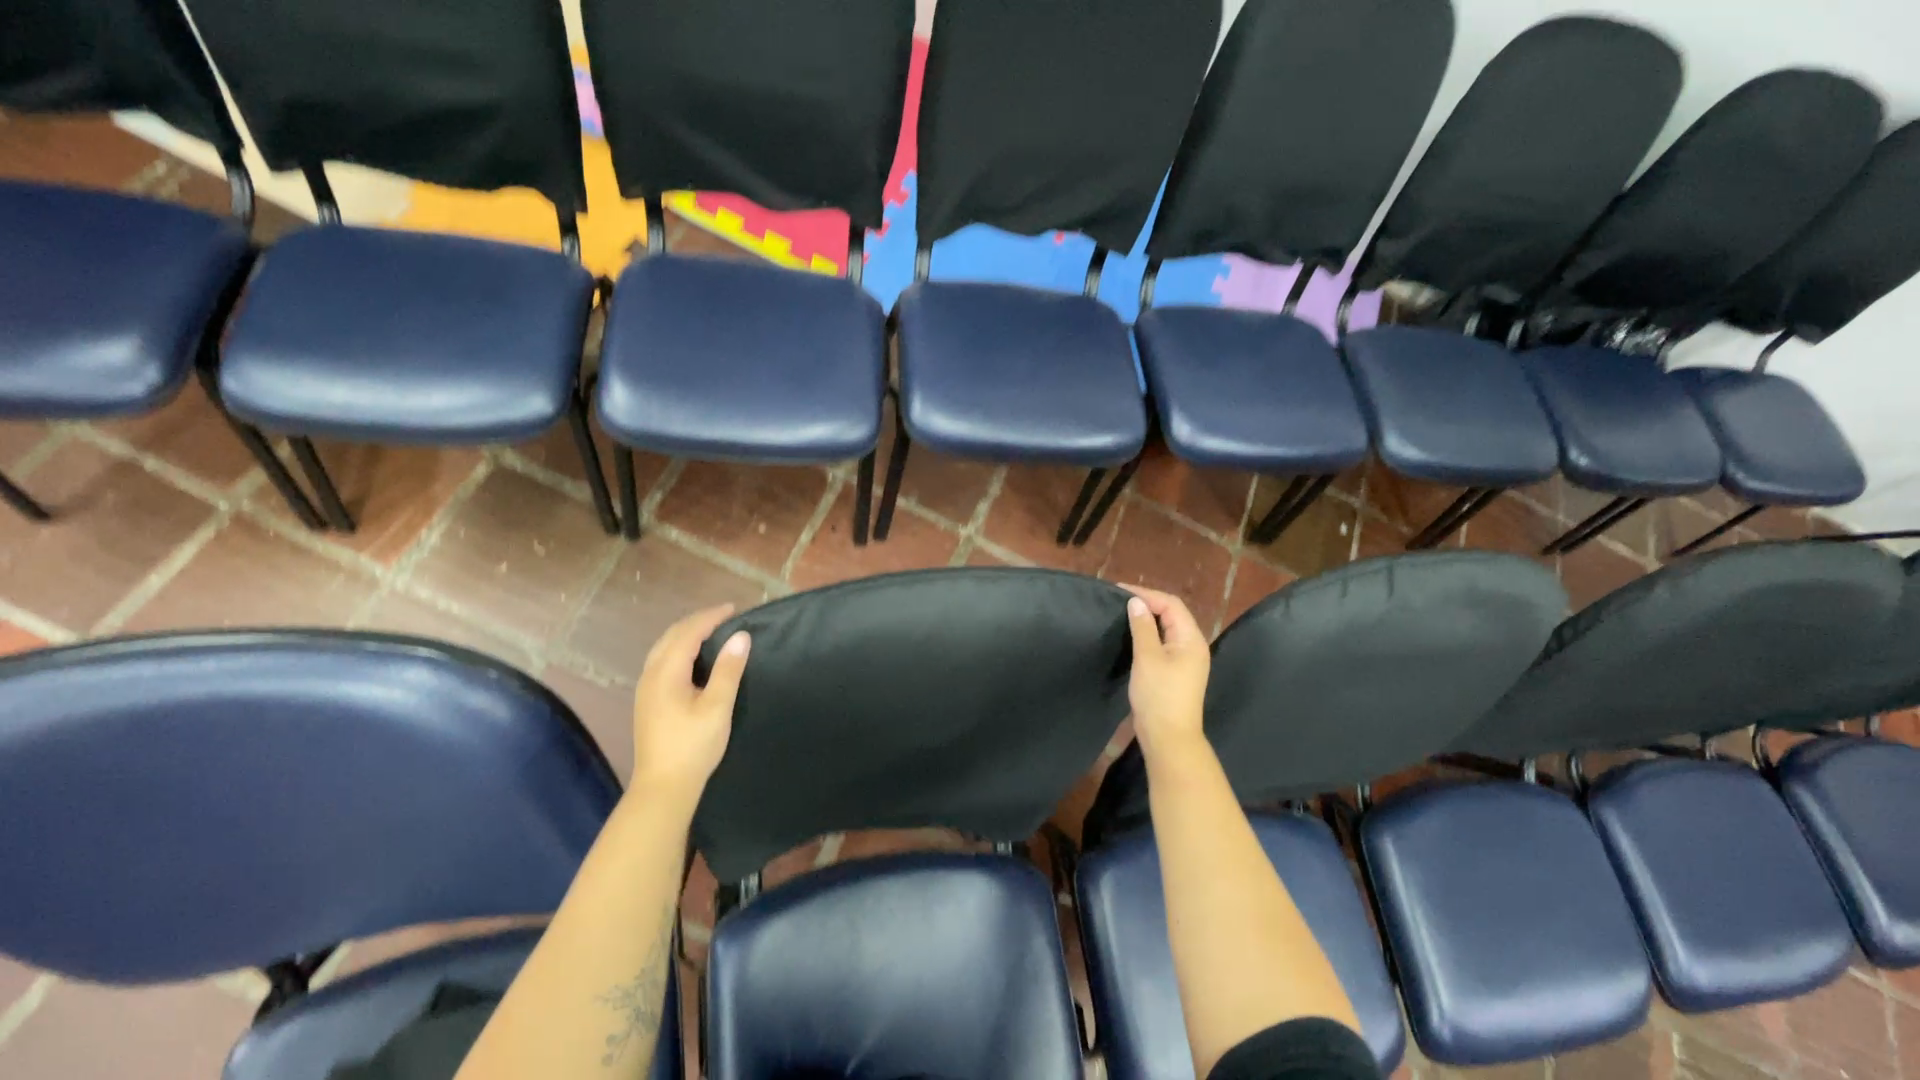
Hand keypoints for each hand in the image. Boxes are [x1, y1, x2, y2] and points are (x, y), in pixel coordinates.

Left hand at [630, 604, 749, 802]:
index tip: (734, 609)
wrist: (663, 786)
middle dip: (697, 621)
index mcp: (666, 672)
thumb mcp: (717, 707)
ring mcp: (645, 689)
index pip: (688, 632)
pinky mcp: (647, 701)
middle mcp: (650, 674)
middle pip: (671, 636)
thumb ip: (728, 670)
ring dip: (686, 634)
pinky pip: (662, 661)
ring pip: (663, 648)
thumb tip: (741, 636)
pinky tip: (692, 659)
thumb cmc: (693, 746)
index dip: (711, 617)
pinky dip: (679, 649)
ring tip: (711, 632)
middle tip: (725, 617)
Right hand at [1123, 585, 1210, 760]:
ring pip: (1168, 630)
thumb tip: (1136, 603)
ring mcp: (1187, 661)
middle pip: (1172, 614)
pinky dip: (1150, 635)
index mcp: (1191, 639)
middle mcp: (1193, 646)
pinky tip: (1133, 637)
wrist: (1169, 738)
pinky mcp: (1177, 672)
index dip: (1147, 594)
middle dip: (1148, 603)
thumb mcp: (1147, 658)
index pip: (1171, 605)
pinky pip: (1164, 644)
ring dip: (1148, 619)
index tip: (1119, 591)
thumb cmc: (1159, 696)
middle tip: (1120, 600)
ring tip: (1123, 614)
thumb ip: (1143, 627)